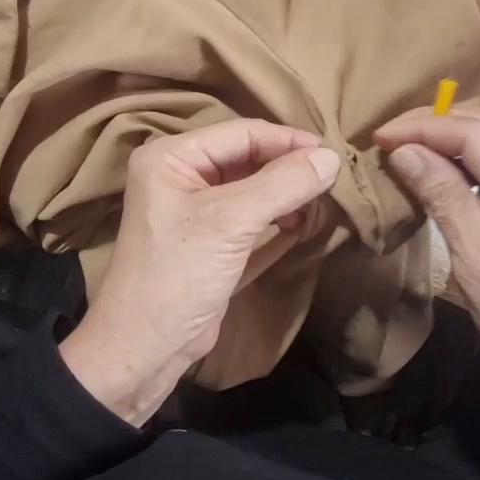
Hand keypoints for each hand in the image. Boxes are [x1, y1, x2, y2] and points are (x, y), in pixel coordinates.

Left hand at [61, 120, 341, 424]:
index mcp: (170, 156)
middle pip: (246, 155)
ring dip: (285, 190)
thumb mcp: (231, 223)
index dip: (288, 140)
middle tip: (333, 178)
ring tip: (319, 201)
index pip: (241, 133)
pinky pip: (247, 210)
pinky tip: (298, 223)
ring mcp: (191, 206)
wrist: (145, 347)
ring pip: (250, 183)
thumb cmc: (179, 275)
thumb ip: (282, 185)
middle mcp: (178, 173)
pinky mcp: (206, 236)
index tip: (333, 153)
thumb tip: (332, 157)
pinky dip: (274, 212)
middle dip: (288, 166)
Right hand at [374, 105, 479, 420]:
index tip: (380, 137)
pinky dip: (478, 154)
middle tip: (389, 136)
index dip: (424, 128)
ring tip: (410, 145)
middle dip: (438, 122)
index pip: (478, 135)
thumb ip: (444, 200)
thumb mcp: (476, 266)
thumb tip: (405, 151)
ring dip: (457, 134)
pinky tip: (448, 166)